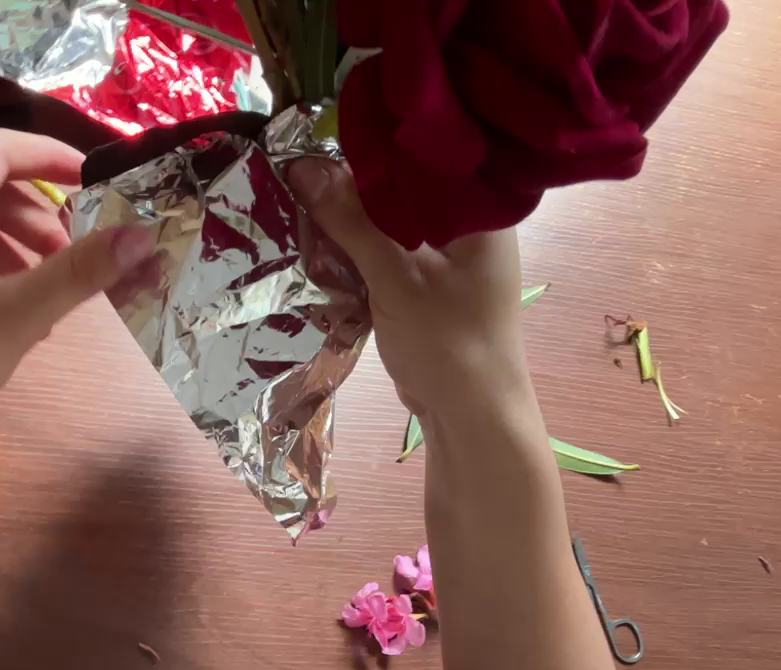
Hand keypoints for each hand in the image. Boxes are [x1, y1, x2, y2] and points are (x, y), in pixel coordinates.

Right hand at [286, 159, 527, 423]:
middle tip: (301, 180)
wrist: (470, 416)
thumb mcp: (396, 278)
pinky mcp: (430, 287)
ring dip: (352, 227)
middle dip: (353, 190)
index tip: (318, 142)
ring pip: (392, 225)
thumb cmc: (447, 344)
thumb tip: (301, 167)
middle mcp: (469, 225)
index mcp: (479, 208)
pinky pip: (391, 257)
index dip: (369, 146)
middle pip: (404, 190)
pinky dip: (361, 257)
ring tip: (305, 211)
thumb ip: (352, 222)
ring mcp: (450, 259)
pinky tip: (327, 253)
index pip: (422, 154)